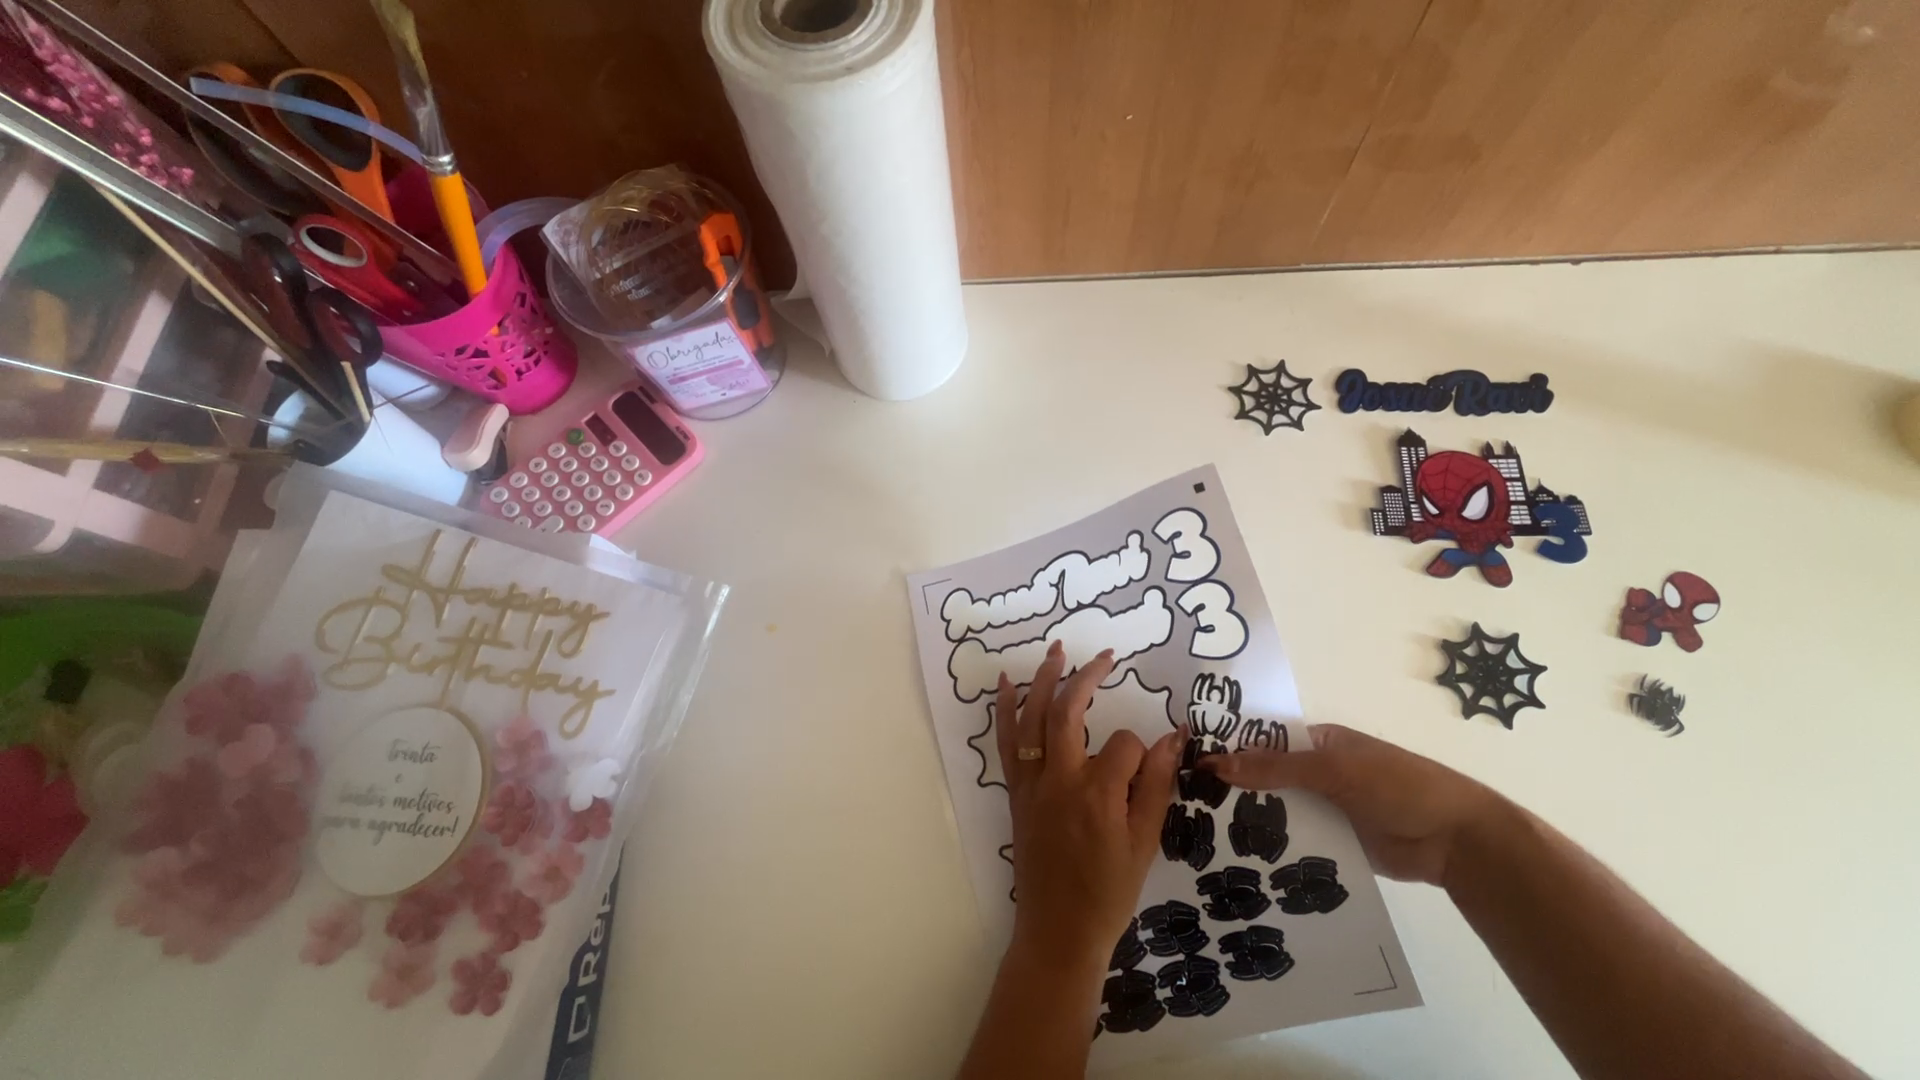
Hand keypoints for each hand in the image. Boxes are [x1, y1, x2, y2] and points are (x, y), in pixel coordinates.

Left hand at [996, 641, 1182, 968]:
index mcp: (1097, 794)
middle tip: (1104, 655)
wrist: (1058, 929)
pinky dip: (1005, 710)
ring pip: (1032, 719)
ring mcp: (1031, 783)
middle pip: (1069, 712)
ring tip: (1055, 650)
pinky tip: (1005, 684)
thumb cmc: (1108, 891)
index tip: (1149, 767)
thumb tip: (1171, 738)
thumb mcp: (1144, 842)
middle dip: (1087, 678)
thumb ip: (1155, 786)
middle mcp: (1059, 779)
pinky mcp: (1015, 791)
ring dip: (1043, 681)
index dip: (1142, 751)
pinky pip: (1007, 742)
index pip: (1124, 745)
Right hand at [1200, 724, 1504, 886]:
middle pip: (1265, 779)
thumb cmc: (1399, 785)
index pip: (1263, 741)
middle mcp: (1318, 773)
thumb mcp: (1334, 769)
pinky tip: (1236, 861)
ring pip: (1278, 814)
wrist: (1458, 842)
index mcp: (1319, 743)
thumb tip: (1215, 764)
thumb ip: (1276, 768)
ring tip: (1195, 836)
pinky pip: (1295, 843)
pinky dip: (1273, 850)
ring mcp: (1326, 810)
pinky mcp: (1334, 844)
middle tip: (1180, 803)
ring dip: (1250, 823)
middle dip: (1232, 790)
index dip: (1228, 749)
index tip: (1185, 763)